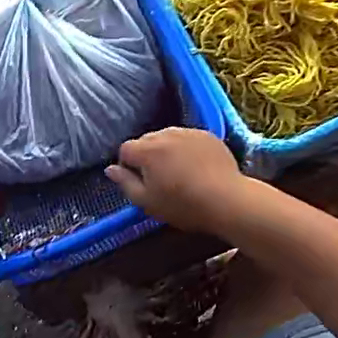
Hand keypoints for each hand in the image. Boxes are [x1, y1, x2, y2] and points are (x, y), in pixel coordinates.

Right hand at [105, 129, 250, 233]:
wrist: (227, 199)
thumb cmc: (183, 205)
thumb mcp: (147, 202)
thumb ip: (125, 183)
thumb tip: (110, 169)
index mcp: (147, 150)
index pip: (125, 150)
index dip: (128, 166)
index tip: (140, 183)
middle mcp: (166, 134)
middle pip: (146, 141)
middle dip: (147, 156)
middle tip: (160, 180)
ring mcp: (189, 132)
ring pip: (168, 138)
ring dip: (167, 151)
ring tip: (179, 173)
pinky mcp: (208, 135)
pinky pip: (189, 139)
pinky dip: (187, 149)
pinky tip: (197, 167)